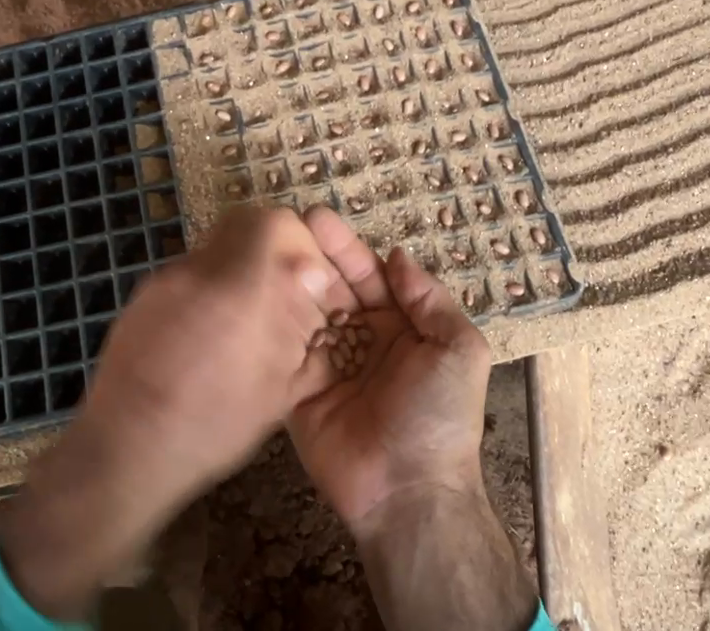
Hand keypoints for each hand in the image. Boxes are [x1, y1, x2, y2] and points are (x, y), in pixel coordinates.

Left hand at [0, 206, 344, 618]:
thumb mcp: (275, 389)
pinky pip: (188, 274)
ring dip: (239, 268)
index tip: (306, 270)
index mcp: (235, 289)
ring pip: (214, 248)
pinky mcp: (142, 295)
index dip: (296, 235)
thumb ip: (298, 326)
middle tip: (282, 288)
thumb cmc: (210, 428)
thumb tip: (313, 278)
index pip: (271, 222)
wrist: (124, 448)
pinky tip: (210, 335)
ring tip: (247, 319)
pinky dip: (210, 289)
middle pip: (241, 225)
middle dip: (270, 247)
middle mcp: (196, 270)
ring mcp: (163, 279)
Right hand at [287, 207, 492, 533]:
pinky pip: (284, 350)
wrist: (407, 492)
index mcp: (399, 326)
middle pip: (331, 288)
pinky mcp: (298, 389)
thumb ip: (430, 300)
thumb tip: (396, 254)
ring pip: (304, 313)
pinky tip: (251, 295)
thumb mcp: (458, 350)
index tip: (316, 218)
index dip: (345, 248)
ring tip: (259, 251)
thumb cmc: (438, 416)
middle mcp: (360, 338)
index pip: (368, 276)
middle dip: (310, 257)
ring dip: (286, 284)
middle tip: (280, 226)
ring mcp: (326, 363)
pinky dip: (270, 324)